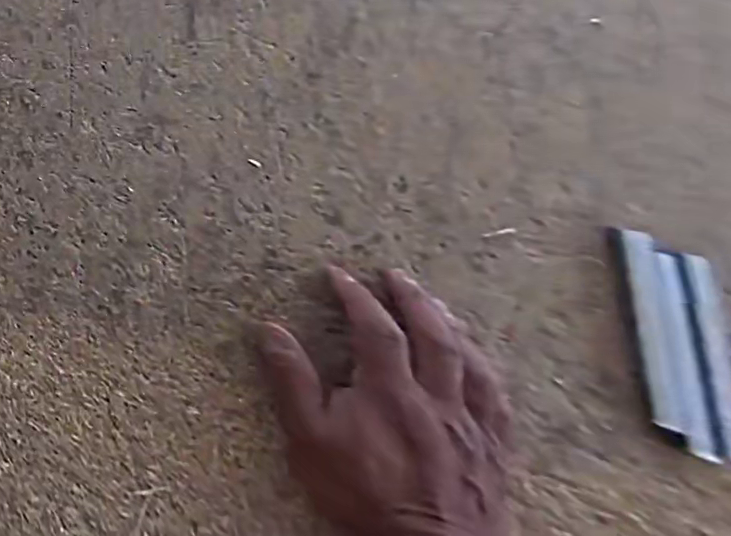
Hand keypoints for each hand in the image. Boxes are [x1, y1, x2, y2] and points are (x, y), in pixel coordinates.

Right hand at [258, 267, 513, 535]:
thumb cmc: (361, 493)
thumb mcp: (309, 436)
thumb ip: (292, 380)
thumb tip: (270, 328)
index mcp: (391, 394)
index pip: (377, 330)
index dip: (357, 296)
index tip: (337, 274)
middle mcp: (438, 403)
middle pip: (436, 339)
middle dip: (414, 300)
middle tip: (394, 275)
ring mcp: (472, 430)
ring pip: (474, 366)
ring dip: (454, 329)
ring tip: (437, 307)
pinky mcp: (495, 456)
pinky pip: (499, 404)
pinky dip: (487, 373)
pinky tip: (479, 365)